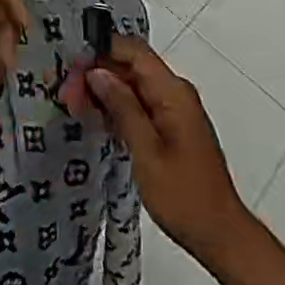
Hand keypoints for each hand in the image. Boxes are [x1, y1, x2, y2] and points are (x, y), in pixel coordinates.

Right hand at [81, 37, 245, 253]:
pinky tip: (95, 120)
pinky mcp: (170, 127)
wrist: (219, 233)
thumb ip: (123, 108)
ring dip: (104, 93)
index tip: (73, 68)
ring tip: (72, 105)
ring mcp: (173, 110)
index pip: (134, 52)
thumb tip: (98, 73)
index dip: (102, 52)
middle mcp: (174, 93)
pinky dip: (117, 109)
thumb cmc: (184, 196)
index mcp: (173, 92)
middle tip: (66, 94)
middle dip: (97, 75)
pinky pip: (140, 105)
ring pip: (133, 86)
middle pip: (131, 68)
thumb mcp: (147, 152)